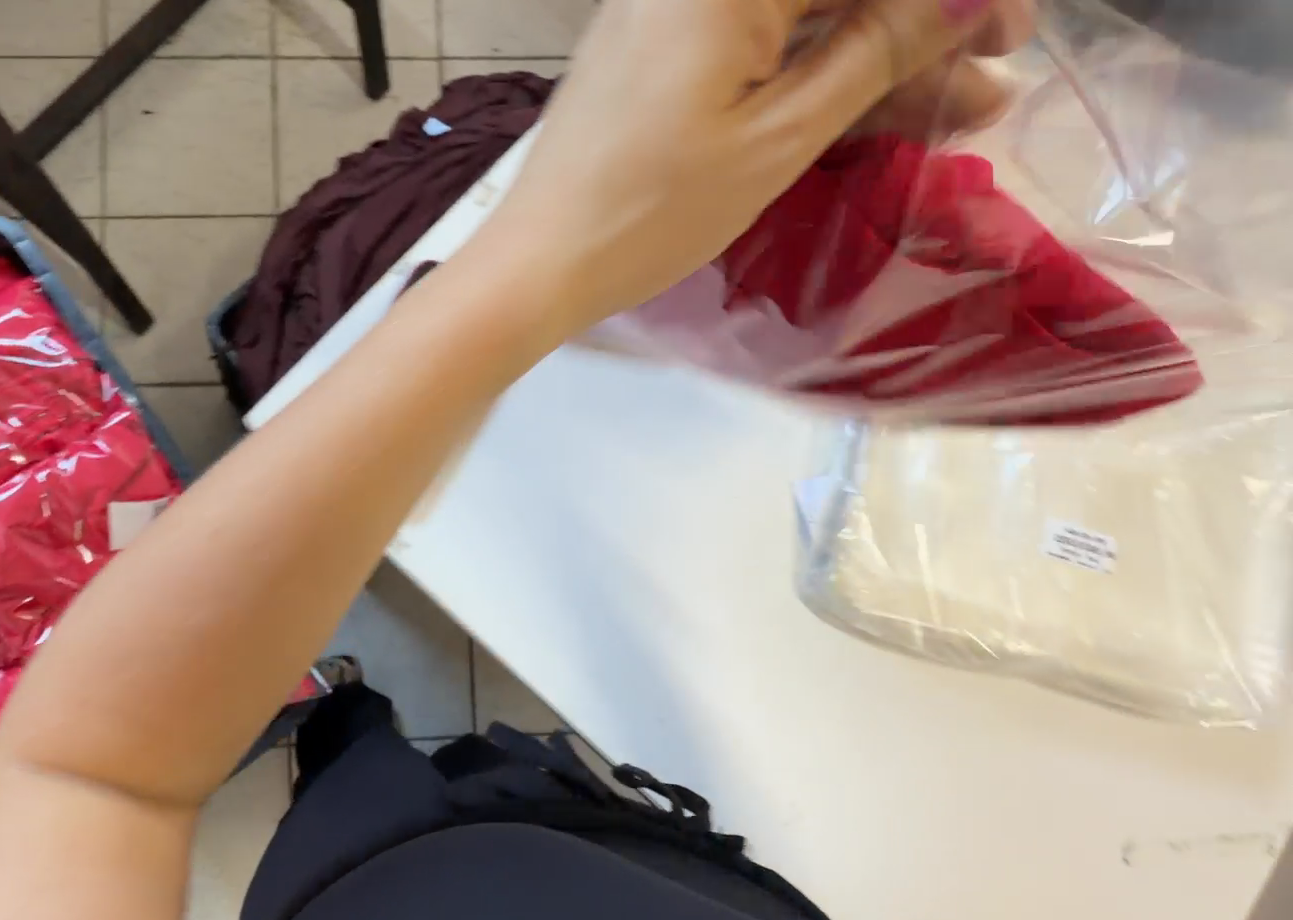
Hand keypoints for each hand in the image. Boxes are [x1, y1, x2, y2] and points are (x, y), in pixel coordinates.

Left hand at [473, 0, 1034, 341]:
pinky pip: (754, 47)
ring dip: (879, 54)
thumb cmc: (648, 213)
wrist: (535, 267)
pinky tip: (876, 108)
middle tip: (996, 64)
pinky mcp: (655, 57)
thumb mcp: (778, 138)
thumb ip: (878, 48)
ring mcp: (669, 14)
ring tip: (962, 106)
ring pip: (801, 16)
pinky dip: (812, 73)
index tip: (1012, 25)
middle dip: (921, 17)